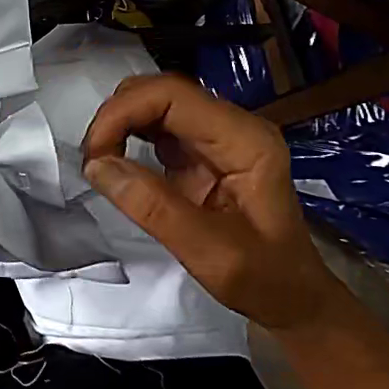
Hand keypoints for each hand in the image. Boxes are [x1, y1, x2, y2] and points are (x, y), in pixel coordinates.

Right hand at [81, 74, 347, 331]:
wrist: (295, 296)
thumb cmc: (265, 279)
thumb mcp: (211, 253)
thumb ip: (154, 207)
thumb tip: (97, 165)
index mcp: (246, 140)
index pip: (174, 95)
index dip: (124, 112)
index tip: (95, 154)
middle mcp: (234, 127)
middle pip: (165, 92)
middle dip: (119, 115)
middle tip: (93, 160)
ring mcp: (221, 137)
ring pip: (160, 104)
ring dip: (123, 123)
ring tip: (99, 160)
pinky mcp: (207, 153)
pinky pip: (163, 128)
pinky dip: (133, 137)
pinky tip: (117, 162)